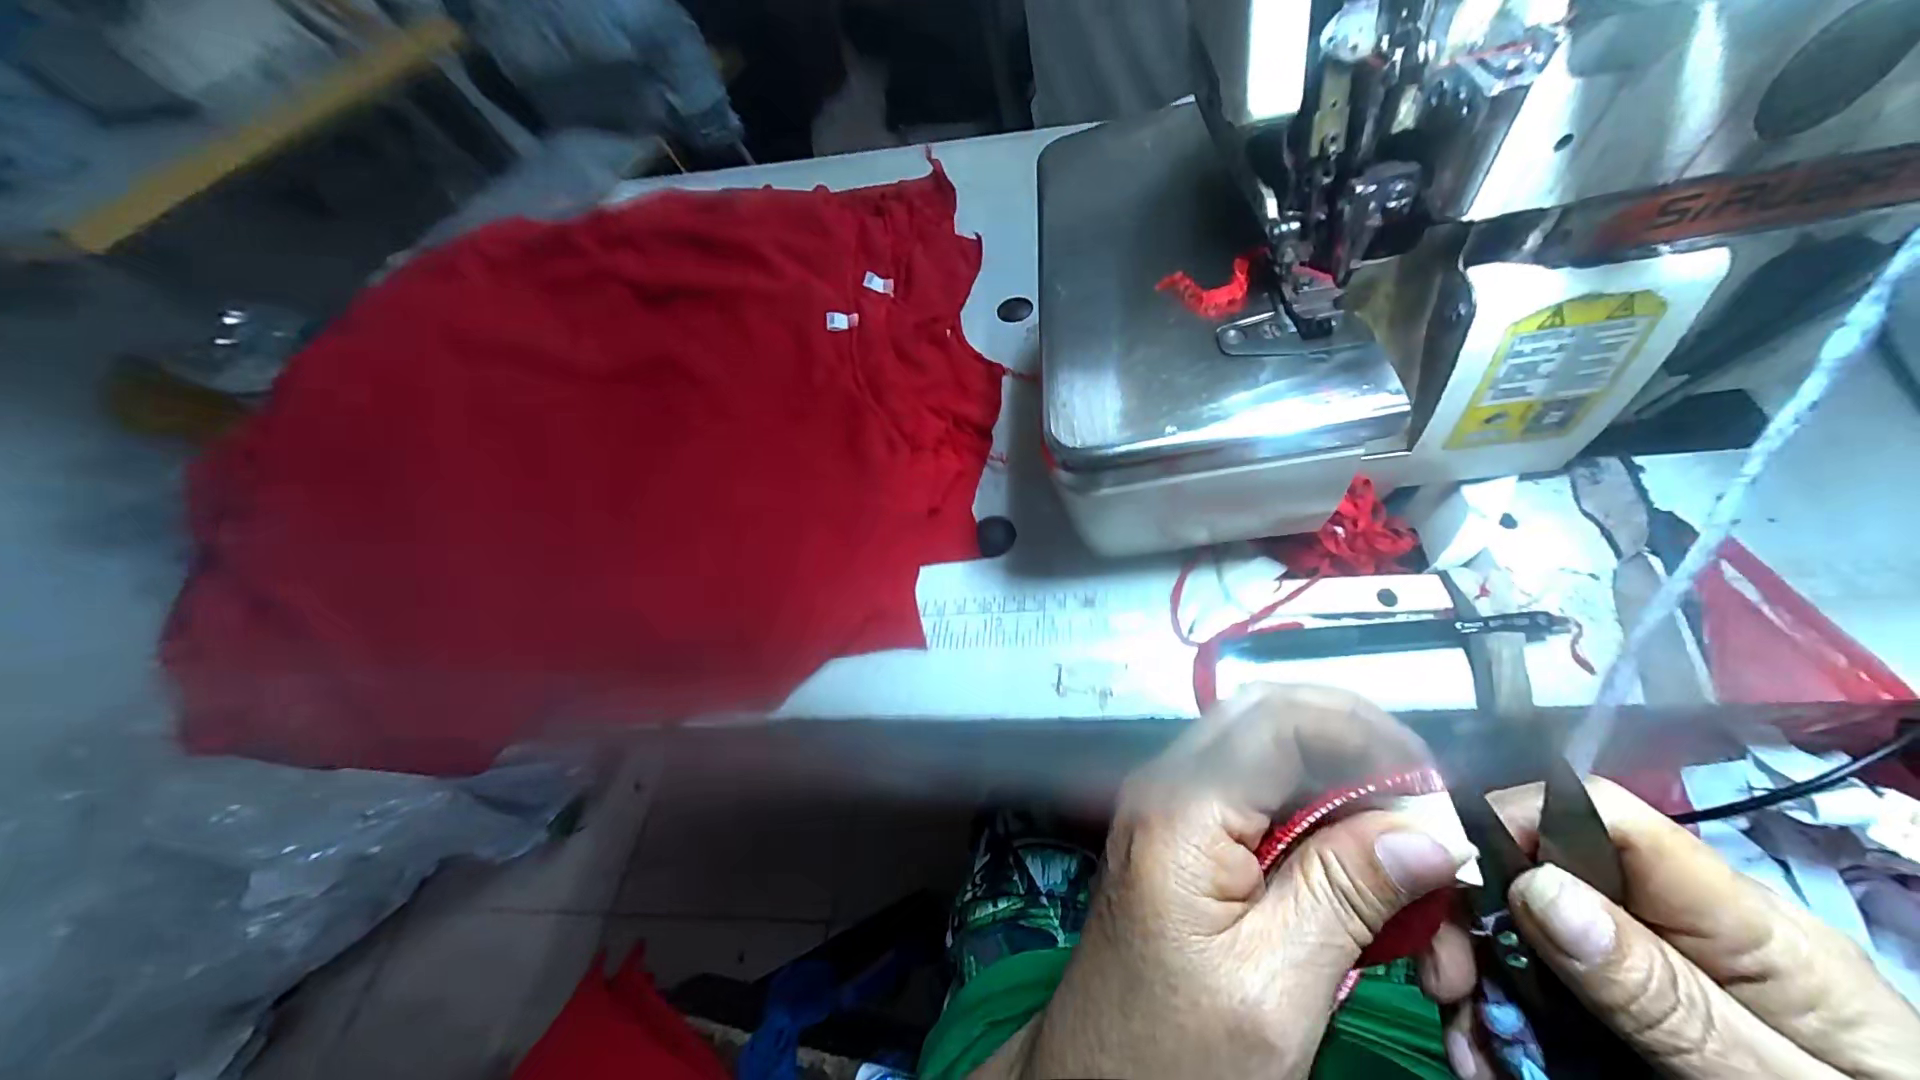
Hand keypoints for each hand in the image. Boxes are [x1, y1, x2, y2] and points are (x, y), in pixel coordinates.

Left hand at [980, 684, 1468, 1079]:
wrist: (1095, 1077)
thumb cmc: (1174, 1048)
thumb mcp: (1274, 985)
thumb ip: (1345, 892)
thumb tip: (1429, 830)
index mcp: (1183, 807)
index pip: (1281, 719)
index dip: (1367, 737)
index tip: (1438, 796)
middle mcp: (1171, 786)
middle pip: (1277, 727)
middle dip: (1363, 763)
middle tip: (1431, 832)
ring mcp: (1173, 808)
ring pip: (1278, 767)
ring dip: (1351, 812)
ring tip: (1415, 897)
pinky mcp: (1184, 838)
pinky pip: (1263, 808)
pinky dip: (1323, 839)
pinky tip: (1369, 905)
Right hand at [1421, 779, 1919, 1079]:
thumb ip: (1671, 998)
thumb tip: (1536, 886)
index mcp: (1742, 924)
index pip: (1602, 814)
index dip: (1511, 820)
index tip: (1444, 880)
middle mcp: (1681, 926)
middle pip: (1541, 872)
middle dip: (1472, 914)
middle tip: (1442, 982)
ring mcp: (1652, 967)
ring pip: (1523, 930)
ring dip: (1475, 971)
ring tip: (1470, 1041)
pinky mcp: (1630, 1006)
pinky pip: (1542, 983)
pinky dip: (1501, 1010)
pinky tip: (1490, 1050)